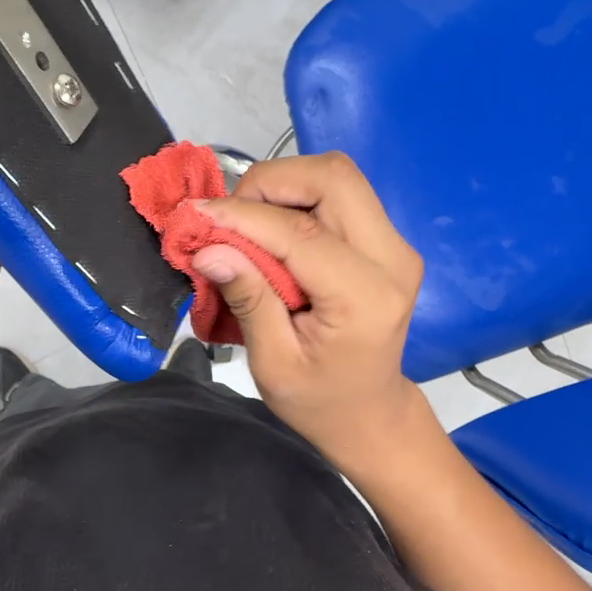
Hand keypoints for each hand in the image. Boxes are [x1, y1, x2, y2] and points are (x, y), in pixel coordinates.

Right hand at [193, 154, 427, 464]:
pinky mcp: (386, 240)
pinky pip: (339, 195)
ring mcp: (395, 244)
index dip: (243, 217)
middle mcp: (392, 258)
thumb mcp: (273, 364)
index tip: (195, 217)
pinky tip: (270, 231)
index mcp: (365, 298)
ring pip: (336, 176)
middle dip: (270, 184)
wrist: (368, 413)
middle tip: (229, 219)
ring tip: (246, 225)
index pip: (301, 232)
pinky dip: (296, 199)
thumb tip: (209, 251)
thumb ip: (248, 301)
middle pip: (332, 177)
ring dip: (283, 188)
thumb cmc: (319, 401)